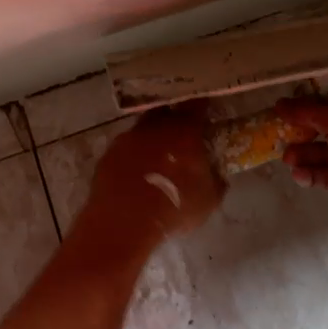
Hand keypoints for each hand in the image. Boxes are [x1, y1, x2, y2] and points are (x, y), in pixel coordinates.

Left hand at [80, 102, 225, 247]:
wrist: (124, 223)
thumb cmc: (174, 208)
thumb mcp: (209, 200)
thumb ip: (216, 181)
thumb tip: (219, 175)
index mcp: (184, 131)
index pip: (196, 105)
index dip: (202, 106)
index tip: (206, 111)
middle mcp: (155, 127)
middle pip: (166, 111)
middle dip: (174, 119)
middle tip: (182, 135)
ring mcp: (128, 138)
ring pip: (143, 129)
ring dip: (151, 138)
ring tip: (157, 158)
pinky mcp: (108, 154)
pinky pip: (125, 148)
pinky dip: (132, 156)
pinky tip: (135, 173)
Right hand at [275, 77, 327, 229]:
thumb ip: (306, 112)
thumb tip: (279, 103)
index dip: (313, 88)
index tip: (289, 92)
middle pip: (322, 120)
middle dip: (299, 125)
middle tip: (276, 127)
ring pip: (319, 149)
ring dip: (301, 152)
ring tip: (286, 157)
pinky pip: (323, 172)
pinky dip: (310, 173)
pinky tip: (297, 174)